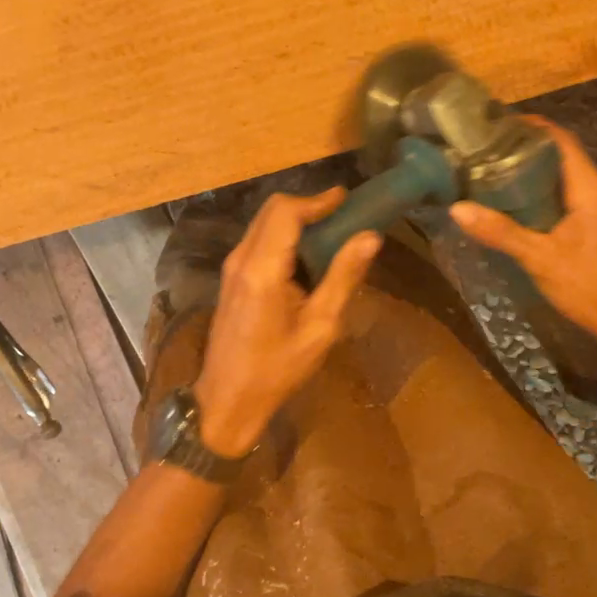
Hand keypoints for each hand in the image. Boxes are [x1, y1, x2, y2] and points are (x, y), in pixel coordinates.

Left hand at [191, 189, 380, 457]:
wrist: (227, 398)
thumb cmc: (277, 370)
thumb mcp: (320, 328)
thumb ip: (342, 277)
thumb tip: (369, 237)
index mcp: (262, 269)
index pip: (286, 212)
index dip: (317, 199)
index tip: (346, 198)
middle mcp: (241, 259)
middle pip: (272, 210)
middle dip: (307, 205)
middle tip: (343, 214)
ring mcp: (231, 266)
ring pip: (262, 222)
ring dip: (294, 219)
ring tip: (330, 231)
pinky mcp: (230, 277)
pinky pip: (257, 240)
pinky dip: (282, 234)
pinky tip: (306, 253)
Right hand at [449, 117, 596, 377]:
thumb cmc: (592, 289)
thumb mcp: (539, 260)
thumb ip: (500, 232)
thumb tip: (457, 208)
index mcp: (594, 193)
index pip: (565, 143)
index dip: (536, 128)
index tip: (503, 123)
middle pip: (570, 162)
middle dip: (533, 155)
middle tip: (495, 156)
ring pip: (578, 185)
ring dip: (546, 180)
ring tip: (508, 183)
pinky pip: (587, 204)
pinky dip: (560, 200)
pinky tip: (539, 216)